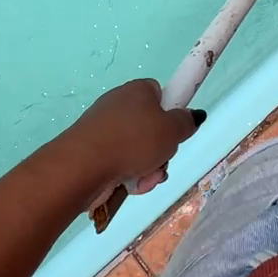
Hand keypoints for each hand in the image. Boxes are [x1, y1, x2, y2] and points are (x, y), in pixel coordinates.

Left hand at [64, 79, 201, 195]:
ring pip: (136, 149)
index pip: (160, 94)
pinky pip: (118, 162)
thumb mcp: (172, 131)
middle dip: (159, 150)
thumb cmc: (133, 141)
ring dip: (146, 168)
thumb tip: (194, 115)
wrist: (83, 166)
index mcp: (138, 90)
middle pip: (150, 127)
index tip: (172, 131)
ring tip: (144, 179)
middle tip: (162, 160)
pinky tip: (128, 186)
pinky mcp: (91, 151)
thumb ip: (187, 122)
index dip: (169, 113)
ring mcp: (102, 128)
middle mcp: (118, 104)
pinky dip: (127, 175)